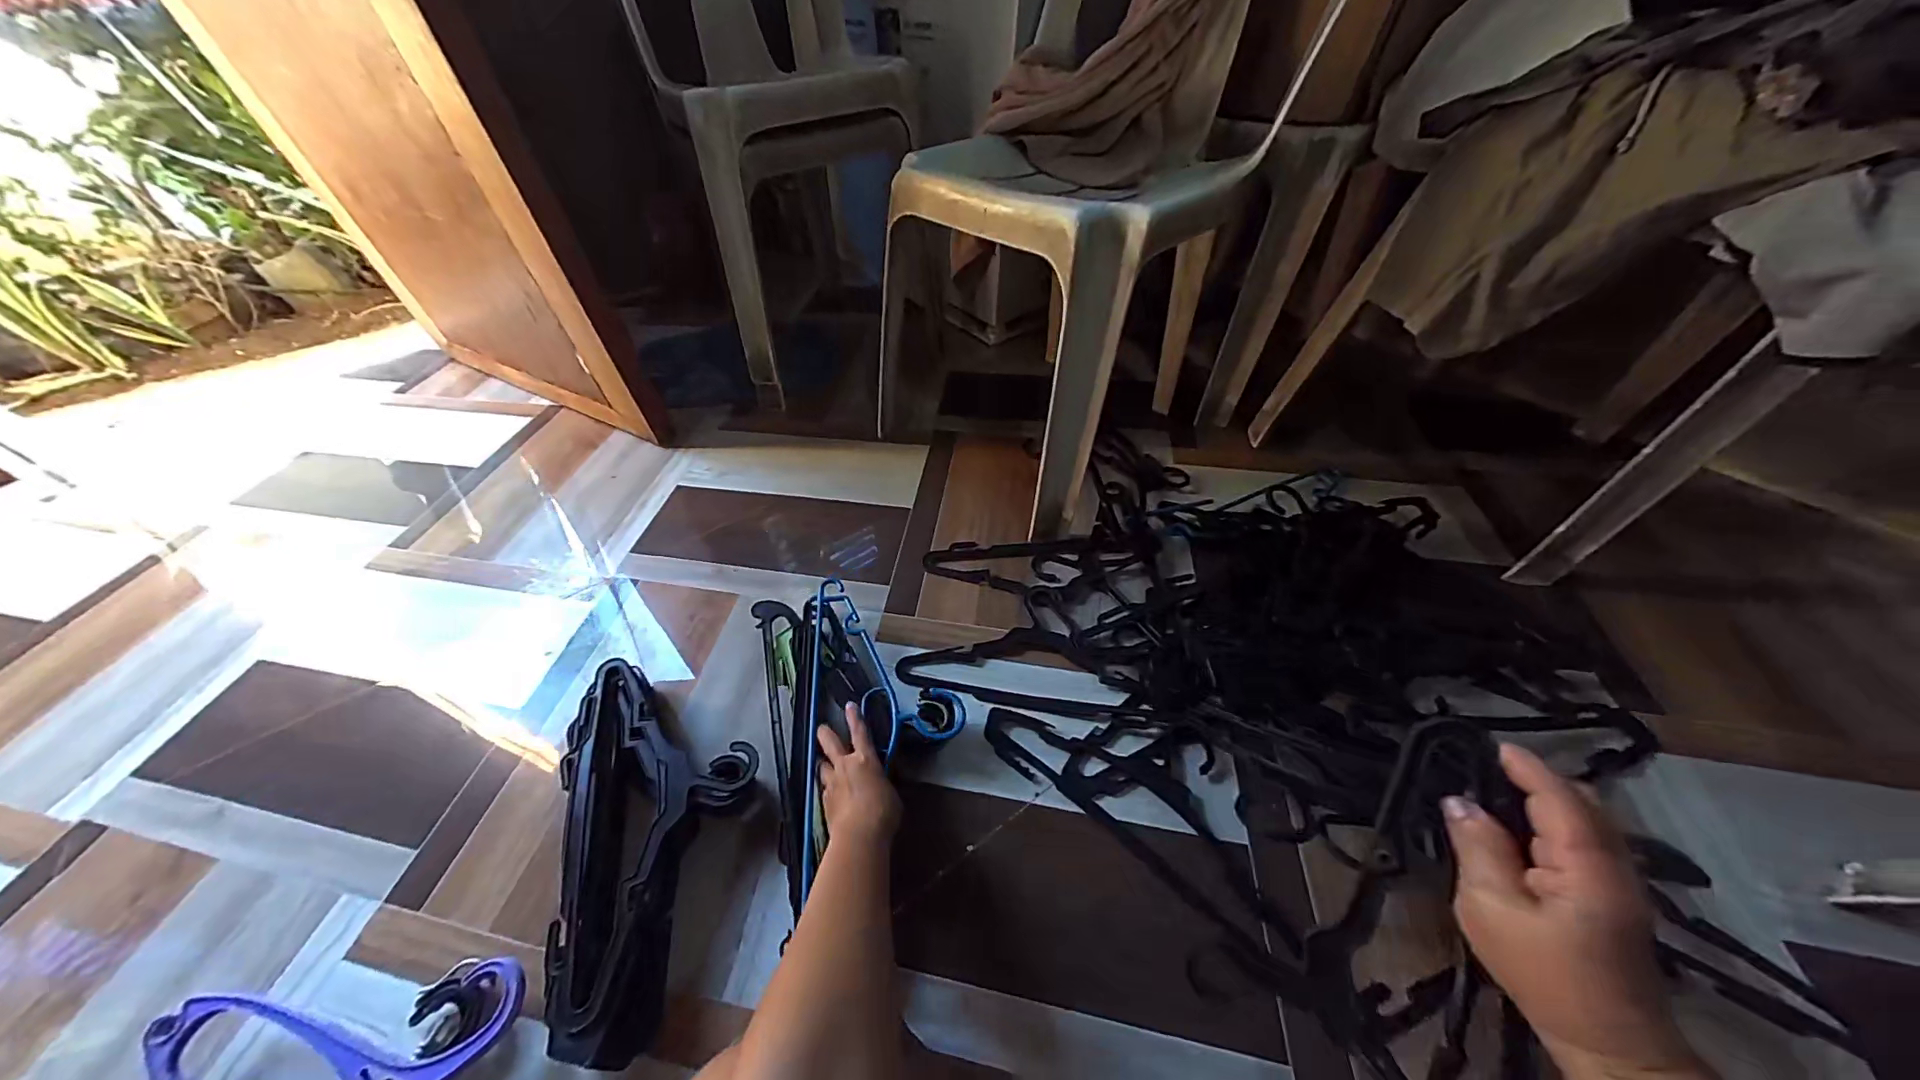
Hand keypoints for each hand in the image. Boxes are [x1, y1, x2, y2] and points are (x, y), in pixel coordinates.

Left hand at [818, 703, 900, 849]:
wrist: (859, 836)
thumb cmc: (883, 813)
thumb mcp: (891, 792)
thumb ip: (883, 781)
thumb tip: (880, 782)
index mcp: (866, 759)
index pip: (860, 732)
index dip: (855, 717)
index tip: (849, 706)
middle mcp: (845, 766)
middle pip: (829, 742)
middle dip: (825, 733)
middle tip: (823, 729)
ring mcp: (832, 783)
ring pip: (822, 765)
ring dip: (825, 764)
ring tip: (827, 765)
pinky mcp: (824, 802)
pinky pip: (824, 788)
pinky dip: (827, 787)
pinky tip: (831, 793)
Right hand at [1444, 743, 1708, 1079]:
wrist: (1609, 1044)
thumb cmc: (1544, 973)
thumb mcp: (1491, 908)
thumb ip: (1477, 848)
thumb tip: (1458, 801)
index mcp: (1589, 866)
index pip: (1559, 798)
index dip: (1526, 767)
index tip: (1489, 744)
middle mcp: (1616, 867)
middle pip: (1581, 804)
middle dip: (1536, 779)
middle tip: (1483, 767)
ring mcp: (1621, 885)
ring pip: (1585, 823)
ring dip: (1544, 801)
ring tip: (1493, 793)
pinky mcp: (1614, 900)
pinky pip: (1584, 844)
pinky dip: (1551, 825)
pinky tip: (1518, 832)